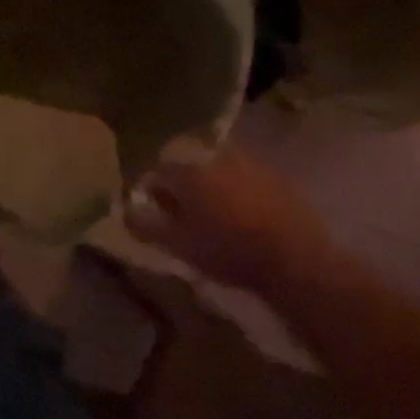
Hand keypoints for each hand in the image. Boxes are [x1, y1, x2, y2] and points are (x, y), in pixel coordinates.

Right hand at [123, 148, 333, 295]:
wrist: (295, 260)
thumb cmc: (227, 251)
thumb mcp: (176, 244)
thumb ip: (144, 224)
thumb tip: (124, 208)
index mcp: (189, 171)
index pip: (158, 170)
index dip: (152, 189)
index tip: (153, 207)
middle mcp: (218, 158)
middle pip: (190, 164)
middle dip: (183, 182)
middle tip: (184, 208)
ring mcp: (252, 165)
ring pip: (220, 167)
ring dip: (212, 183)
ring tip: (215, 209)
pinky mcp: (279, 178)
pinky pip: (247, 177)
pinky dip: (239, 188)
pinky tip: (244, 211)